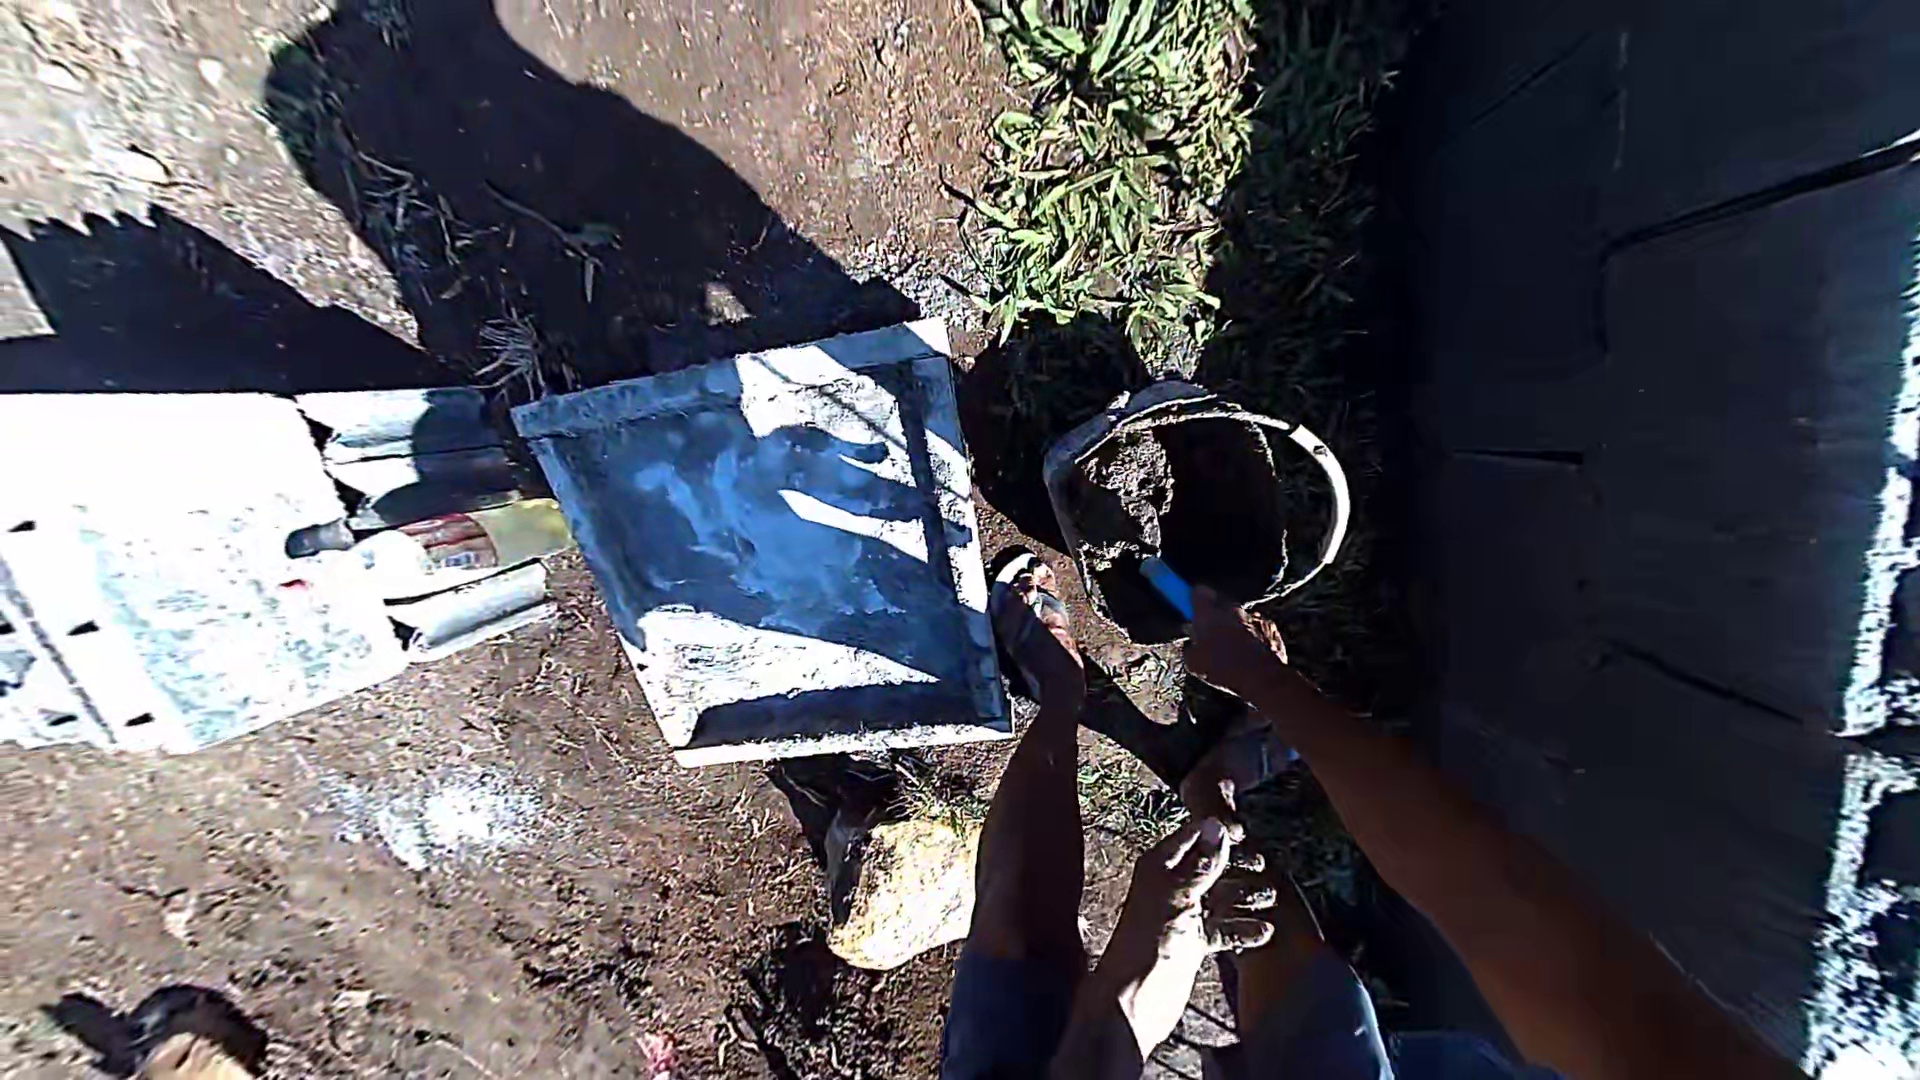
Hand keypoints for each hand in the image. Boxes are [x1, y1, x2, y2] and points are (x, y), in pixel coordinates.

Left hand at [1091, 817, 1274, 1054]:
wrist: (1137, 996)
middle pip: (1209, 866)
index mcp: (1160, 864)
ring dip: (1244, 897)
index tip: (1246, 831)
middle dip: (1236, 864)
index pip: (1191, 836)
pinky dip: (1242, 928)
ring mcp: (1183, 912)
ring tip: (1273, 896)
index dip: (1216, 832)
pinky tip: (1265, 932)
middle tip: (1267, 865)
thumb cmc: (1151, 939)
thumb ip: (1201, 863)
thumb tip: (1217, 825)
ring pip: (1219, 896)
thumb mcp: (1179, 895)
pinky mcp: (1193, 940)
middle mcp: (1171, 884)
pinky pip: (1222, 928)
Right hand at [1186, 586, 1287, 697]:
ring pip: (1238, 615)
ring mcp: (1252, 616)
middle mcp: (1230, 609)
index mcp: (1208, 614)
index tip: (1191, 607)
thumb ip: (1190, 648)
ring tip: (1231, 648)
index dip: (1193, 599)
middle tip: (1210, 634)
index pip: (1198, 592)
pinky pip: (1256, 625)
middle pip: (1219, 602)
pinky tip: (1249, 652)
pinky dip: (1252, 634)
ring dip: (1233, 625)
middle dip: (1214, 614)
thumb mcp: (1193, 664)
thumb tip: (1192, 646)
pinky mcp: (1270, 626)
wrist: (1263, 679)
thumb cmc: (1224, 670)